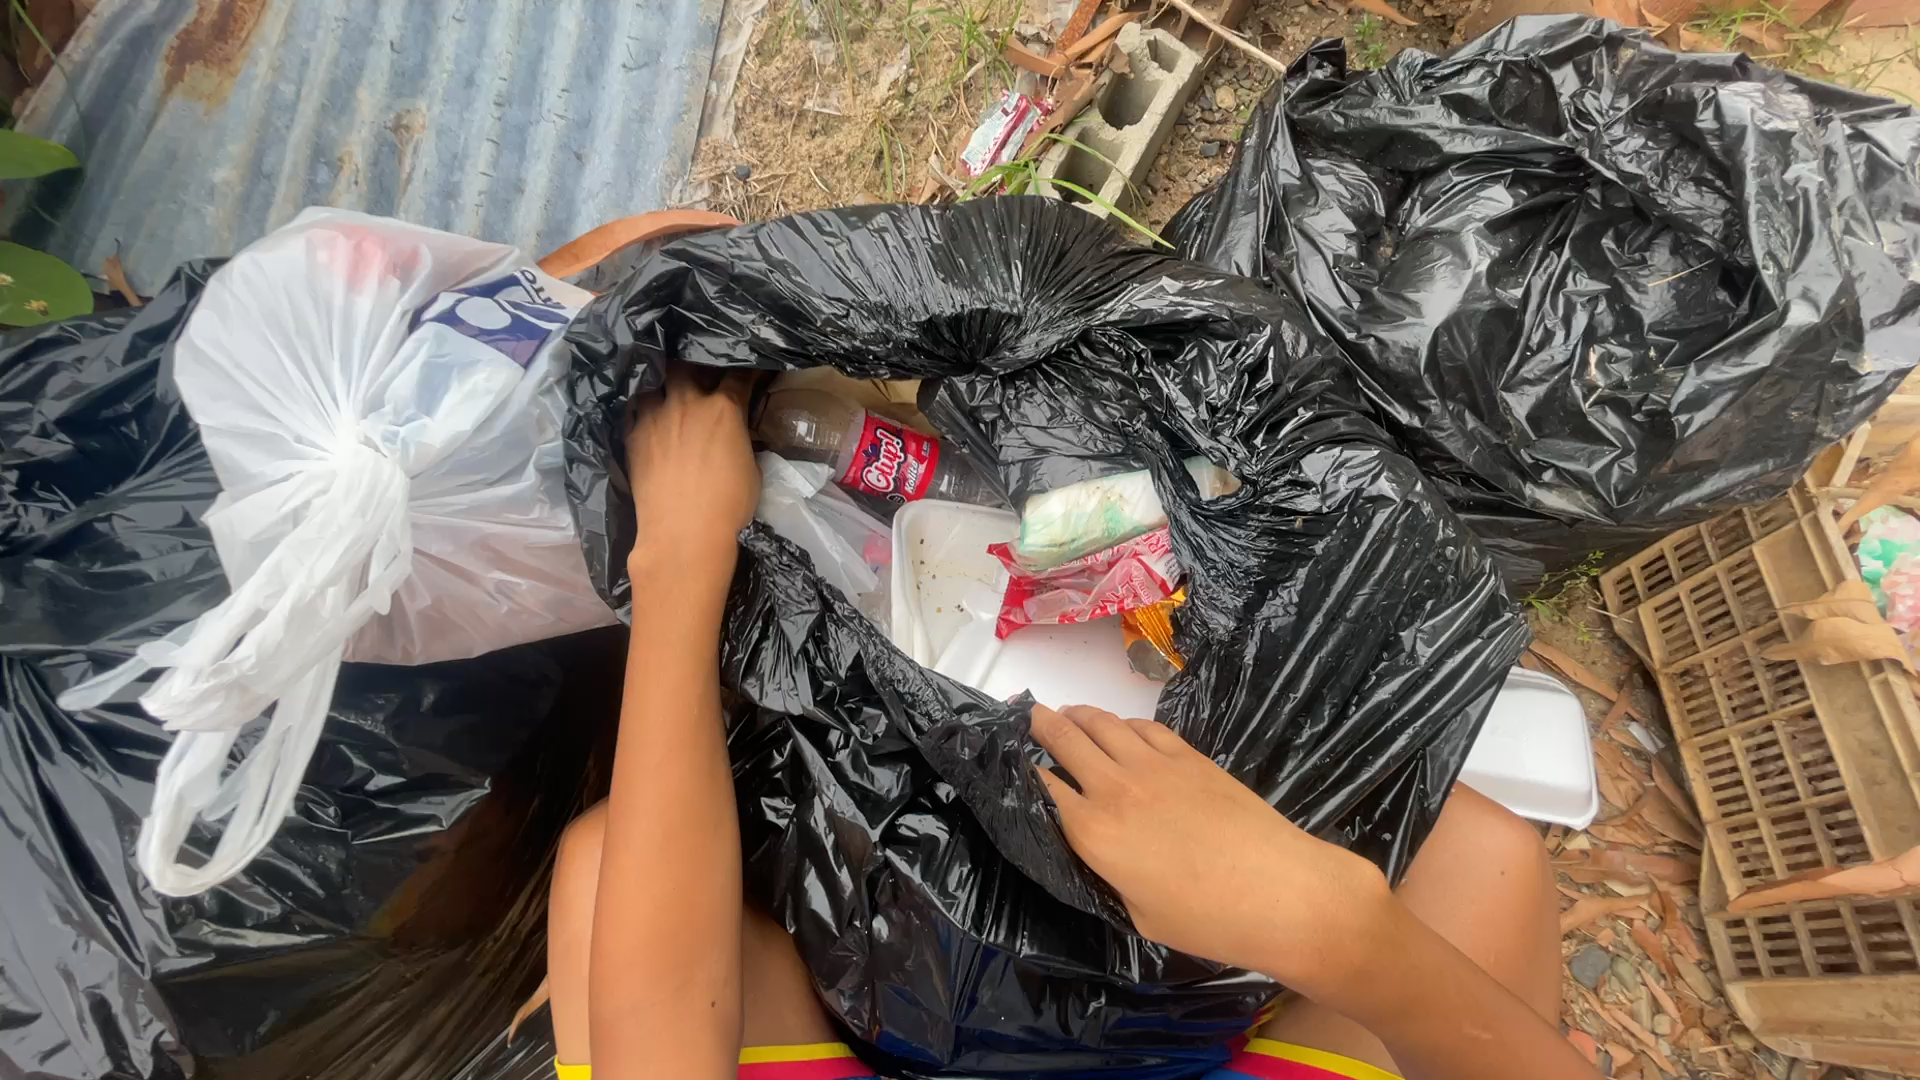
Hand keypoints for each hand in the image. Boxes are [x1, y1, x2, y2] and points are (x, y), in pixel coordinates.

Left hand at [625, 366, 757, 583]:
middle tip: (698, 376)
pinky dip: (643, 413)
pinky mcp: (632, 437)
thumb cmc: (729, 504)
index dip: (745, 372)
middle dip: (693, 367)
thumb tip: (734, 438)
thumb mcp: (751, 469)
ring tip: (665, 395)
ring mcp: (654, 418)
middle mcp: (686, 404)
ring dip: (661, 387)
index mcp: (723, 409)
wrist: (684, 531)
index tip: (748, 371)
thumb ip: (741, 442)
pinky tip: (648, 420)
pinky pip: (634, 413)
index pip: (737, 377)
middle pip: (685, 367)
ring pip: (652, 385)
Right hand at [1030, 705, 1391, 999]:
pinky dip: (1122, 723)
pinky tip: (1119, 728)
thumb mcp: (1137, 913)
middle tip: (1028, 717)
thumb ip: (1105, 872)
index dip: (1023, 769)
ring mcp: (1151, 764)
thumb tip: (1094, 847)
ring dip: (1077, 714)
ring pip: (1101, 722)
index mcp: (1094, 832)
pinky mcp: (1186, 754)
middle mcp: (1113, 787)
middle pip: (1064, 738)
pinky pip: (1142, 726)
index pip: (1043, 786)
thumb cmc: (1206, 919)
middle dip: (1039, 724)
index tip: (1013, 761)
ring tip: (1067, 714)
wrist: (1280, 891)